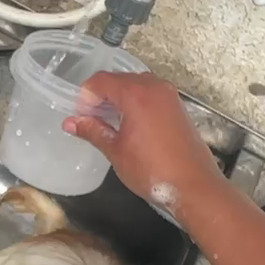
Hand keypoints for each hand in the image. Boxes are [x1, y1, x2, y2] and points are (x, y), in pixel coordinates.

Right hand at [62, 71, 223, 205]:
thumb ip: (93, 131)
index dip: (86, 95)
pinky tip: (130, 125)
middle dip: (102, 95)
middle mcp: (154, 87)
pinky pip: (150, 94)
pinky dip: (136, 102)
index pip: (101, 80)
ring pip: (136, 85)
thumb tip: (70, 122)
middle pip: (119, 79)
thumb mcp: (115, 151)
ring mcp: (169, 95)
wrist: (194, 185)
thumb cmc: (151, 169)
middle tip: (92, 119)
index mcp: (136, 94)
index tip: (81, 116)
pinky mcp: (178, 106)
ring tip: (110, 123)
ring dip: (119, 98)